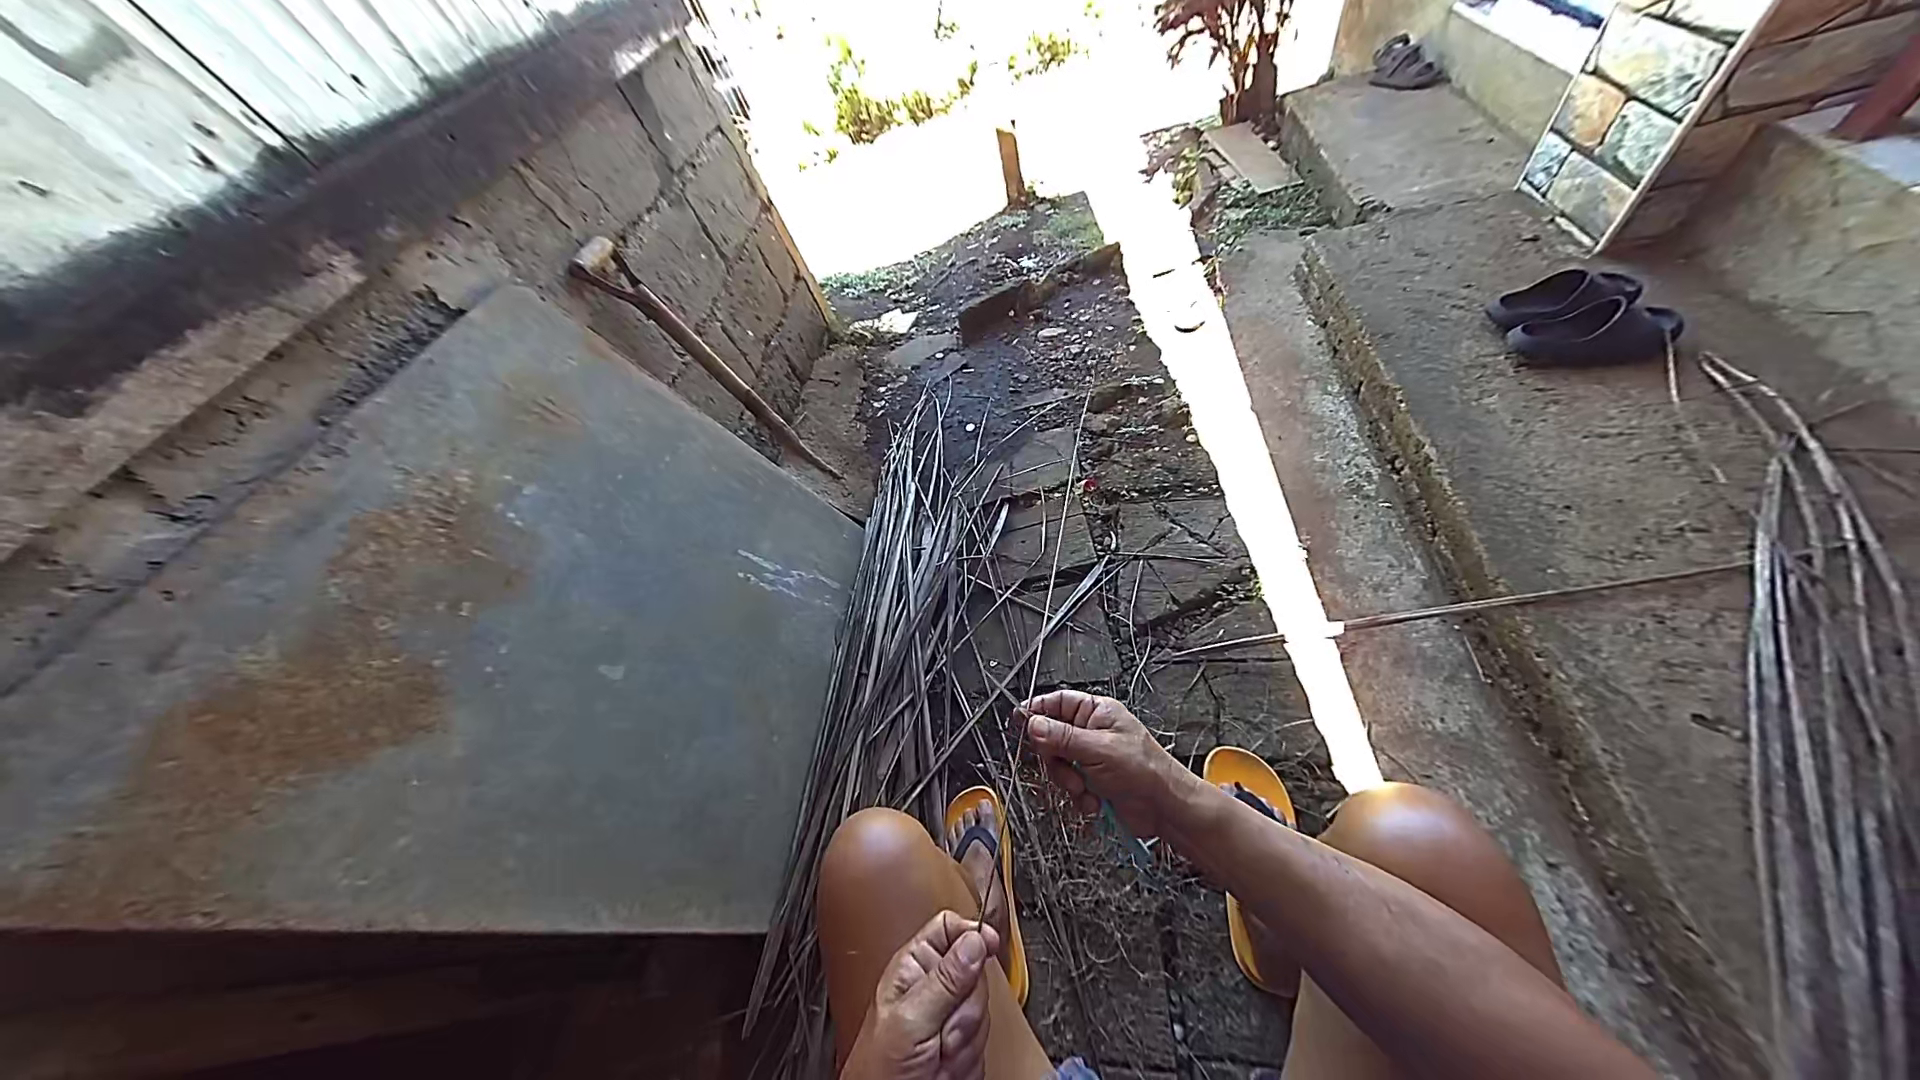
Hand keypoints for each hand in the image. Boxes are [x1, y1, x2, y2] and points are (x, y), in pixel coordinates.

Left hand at [844, 910, 999, 1079]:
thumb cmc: (878, 1071)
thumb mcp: (910, 1018)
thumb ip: (945, 978)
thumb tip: (975, 939)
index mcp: (914, 966)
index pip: (950, 928)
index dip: (972, 932)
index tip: (988, 944)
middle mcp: (934, 987)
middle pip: (975, 972)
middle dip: (966, 1007)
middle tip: (944, 1028)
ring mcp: (949, 1018)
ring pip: (982, 1010)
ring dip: (965, 1038)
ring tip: (939, 1054)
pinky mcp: (963, 1047)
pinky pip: (984, 1042)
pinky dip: (969, 1061)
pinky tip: (945, 1069)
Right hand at [1018, 689, 1189, 838]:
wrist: (1166, 808)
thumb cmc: (1146, 770)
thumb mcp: (1099, 749)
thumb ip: (1062, 737)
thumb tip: (1033, 724)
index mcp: (1096, 712)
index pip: (1057, 702)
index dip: (1037, 711)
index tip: (1020, 721)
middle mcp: (1091, 731)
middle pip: (1051, 736)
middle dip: (1055, 758)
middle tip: (1065, 766)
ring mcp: (1090, 757)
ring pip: (1057, 764)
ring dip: (1067, 781)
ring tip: (1084, 786)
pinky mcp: (1091, 780)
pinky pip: (1068, 785)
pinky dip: (1078, 796)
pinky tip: (1094, 799)